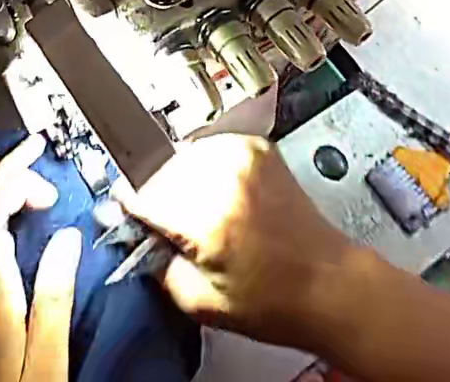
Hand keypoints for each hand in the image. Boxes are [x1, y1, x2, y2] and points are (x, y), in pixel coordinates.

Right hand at [119, 133, 363, 350]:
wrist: (326, 279)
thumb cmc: (275, 298)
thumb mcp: (201, 303)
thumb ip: (159, 266)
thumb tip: (137, 236)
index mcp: (206, 218)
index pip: (143, 191)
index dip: (129, 202)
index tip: (123, 206)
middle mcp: (223, 176)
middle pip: (161, 167)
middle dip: (155, 189)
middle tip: (165, 216)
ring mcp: (242, 155)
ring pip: (184, 152)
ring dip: (178, 174)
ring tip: (196, 205)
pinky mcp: (256, 146)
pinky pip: (211, 146)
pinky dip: (205, 164)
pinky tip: (218, 190)